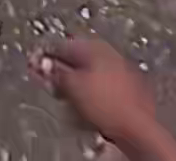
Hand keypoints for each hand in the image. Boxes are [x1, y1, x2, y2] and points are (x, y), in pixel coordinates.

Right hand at [32, 38, 164, 150]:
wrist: (140, 132)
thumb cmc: (106, 103)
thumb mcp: (70, 85)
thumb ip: (52, 71)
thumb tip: (38, 64)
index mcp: (94, 45)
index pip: (60, 45)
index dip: (44, 56)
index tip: (35, 66)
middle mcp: (109, 53)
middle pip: (76, 60)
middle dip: (62, 73)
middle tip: (52, 85)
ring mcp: (122, 73)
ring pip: (90, 76)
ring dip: (77, 86)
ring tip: (69, 100)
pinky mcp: (130, 93)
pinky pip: (103, 89)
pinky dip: (93, 96)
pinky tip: (88, 107)